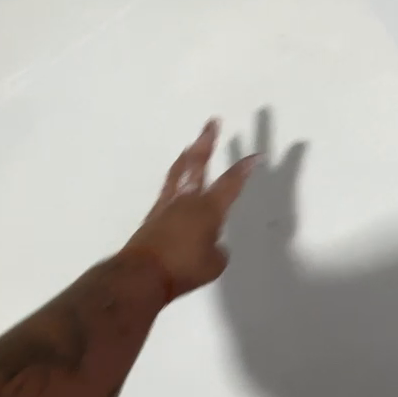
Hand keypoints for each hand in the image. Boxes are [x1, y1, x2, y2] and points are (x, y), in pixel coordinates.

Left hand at [123, 120, 257, 297]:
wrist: (142, 274)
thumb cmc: (183, 269)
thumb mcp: (213, 264)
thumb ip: (217, 250)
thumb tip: (212, 245)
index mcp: (208, 209)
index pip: (231, 184)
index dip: (244, 169)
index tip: (255, 155)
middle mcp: (188, 200)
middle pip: (198, 163)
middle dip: (207, 141)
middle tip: (211, 123)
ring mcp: (168, 205)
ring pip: (179, 171)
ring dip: (187, 155)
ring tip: (191, 145)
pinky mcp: (154, 215)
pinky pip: (168, 189)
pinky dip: (176, 179)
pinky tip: (177, 183)